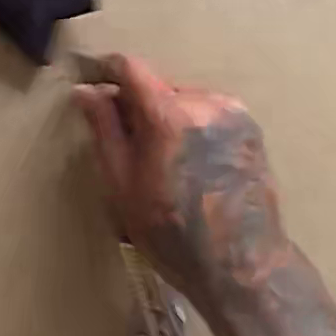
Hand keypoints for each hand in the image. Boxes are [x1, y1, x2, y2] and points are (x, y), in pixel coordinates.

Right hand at [71, 54, 289, 303]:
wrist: (244, 269)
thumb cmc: (172, 233)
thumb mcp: (122, 184)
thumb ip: (104, 128)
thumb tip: (85, 90)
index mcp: (168, 114)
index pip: (130, 67)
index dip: (106, 69)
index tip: (94, 81)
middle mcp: (203, 101)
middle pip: (157, 85)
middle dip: (137, 103)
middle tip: (129, 141)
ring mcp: (231, 111)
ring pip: (182, 97)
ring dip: (166, 114)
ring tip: (165, 158)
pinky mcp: (250, 125)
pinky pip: (207, 110)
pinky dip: (191, 124)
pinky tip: (193, 161)